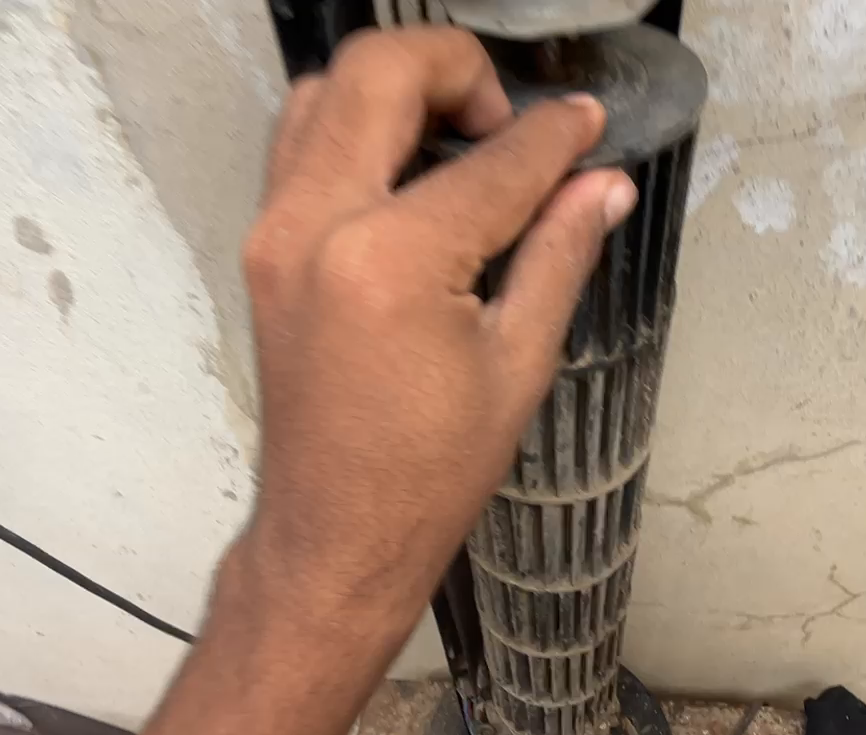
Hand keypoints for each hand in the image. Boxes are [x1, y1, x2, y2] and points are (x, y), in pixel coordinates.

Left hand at [235, 27, 637, 633]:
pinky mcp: (261, 253)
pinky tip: (407, 180)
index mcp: (393, 262)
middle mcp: (316, 223)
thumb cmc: (435, 472)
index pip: (491, 165)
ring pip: (323, 95)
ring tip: (457, 145)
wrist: (339, 533)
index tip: (589, 124)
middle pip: (378, 72)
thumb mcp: (517, 367)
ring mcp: (273, 233)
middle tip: (509, 125)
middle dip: (459, 71)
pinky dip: (355, 132)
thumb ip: (558, 257)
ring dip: (396, 92)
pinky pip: (300, 148)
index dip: (555, 137)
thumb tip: (604, 186)